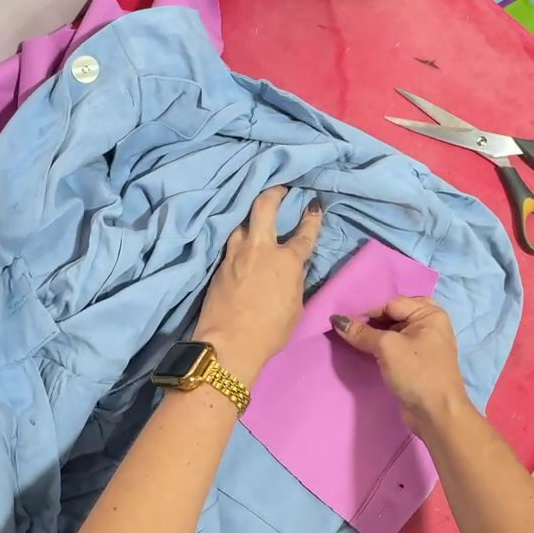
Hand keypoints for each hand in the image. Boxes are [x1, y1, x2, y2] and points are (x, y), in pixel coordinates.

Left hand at [193, 186, 322, 382]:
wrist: (229, 343)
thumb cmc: (270, 331)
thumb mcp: (295, 307)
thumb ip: (295, 282)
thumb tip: (293, 271)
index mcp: (286, 261)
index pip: (305, 232)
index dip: (312, 217)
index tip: (314, 205)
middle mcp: (260, 248)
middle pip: (264, 206)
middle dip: (274, 193)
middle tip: (280, 189)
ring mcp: (235, 253)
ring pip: (242, 222)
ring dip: (251, 217)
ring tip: (256, 216)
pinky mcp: (219, 264)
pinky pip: (231, 241)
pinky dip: (239, 237)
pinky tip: (242, 241)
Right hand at [330, 296, 476, 433]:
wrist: (436, 414)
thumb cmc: (416, 373)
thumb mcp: (387, 348)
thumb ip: (361, 332)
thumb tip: (337, 319)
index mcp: (430, 314)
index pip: (392, 303)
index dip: (369, 312)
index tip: (346, 322)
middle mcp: (430, 325)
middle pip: (394, 315)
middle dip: (373, 321)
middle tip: (351, 329)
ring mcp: (424, 344)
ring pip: (394, 331)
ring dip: (375, 335)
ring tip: (354, 339)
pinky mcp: (417, 361)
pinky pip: (396, 346)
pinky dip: (381, 347)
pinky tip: (365, 351)